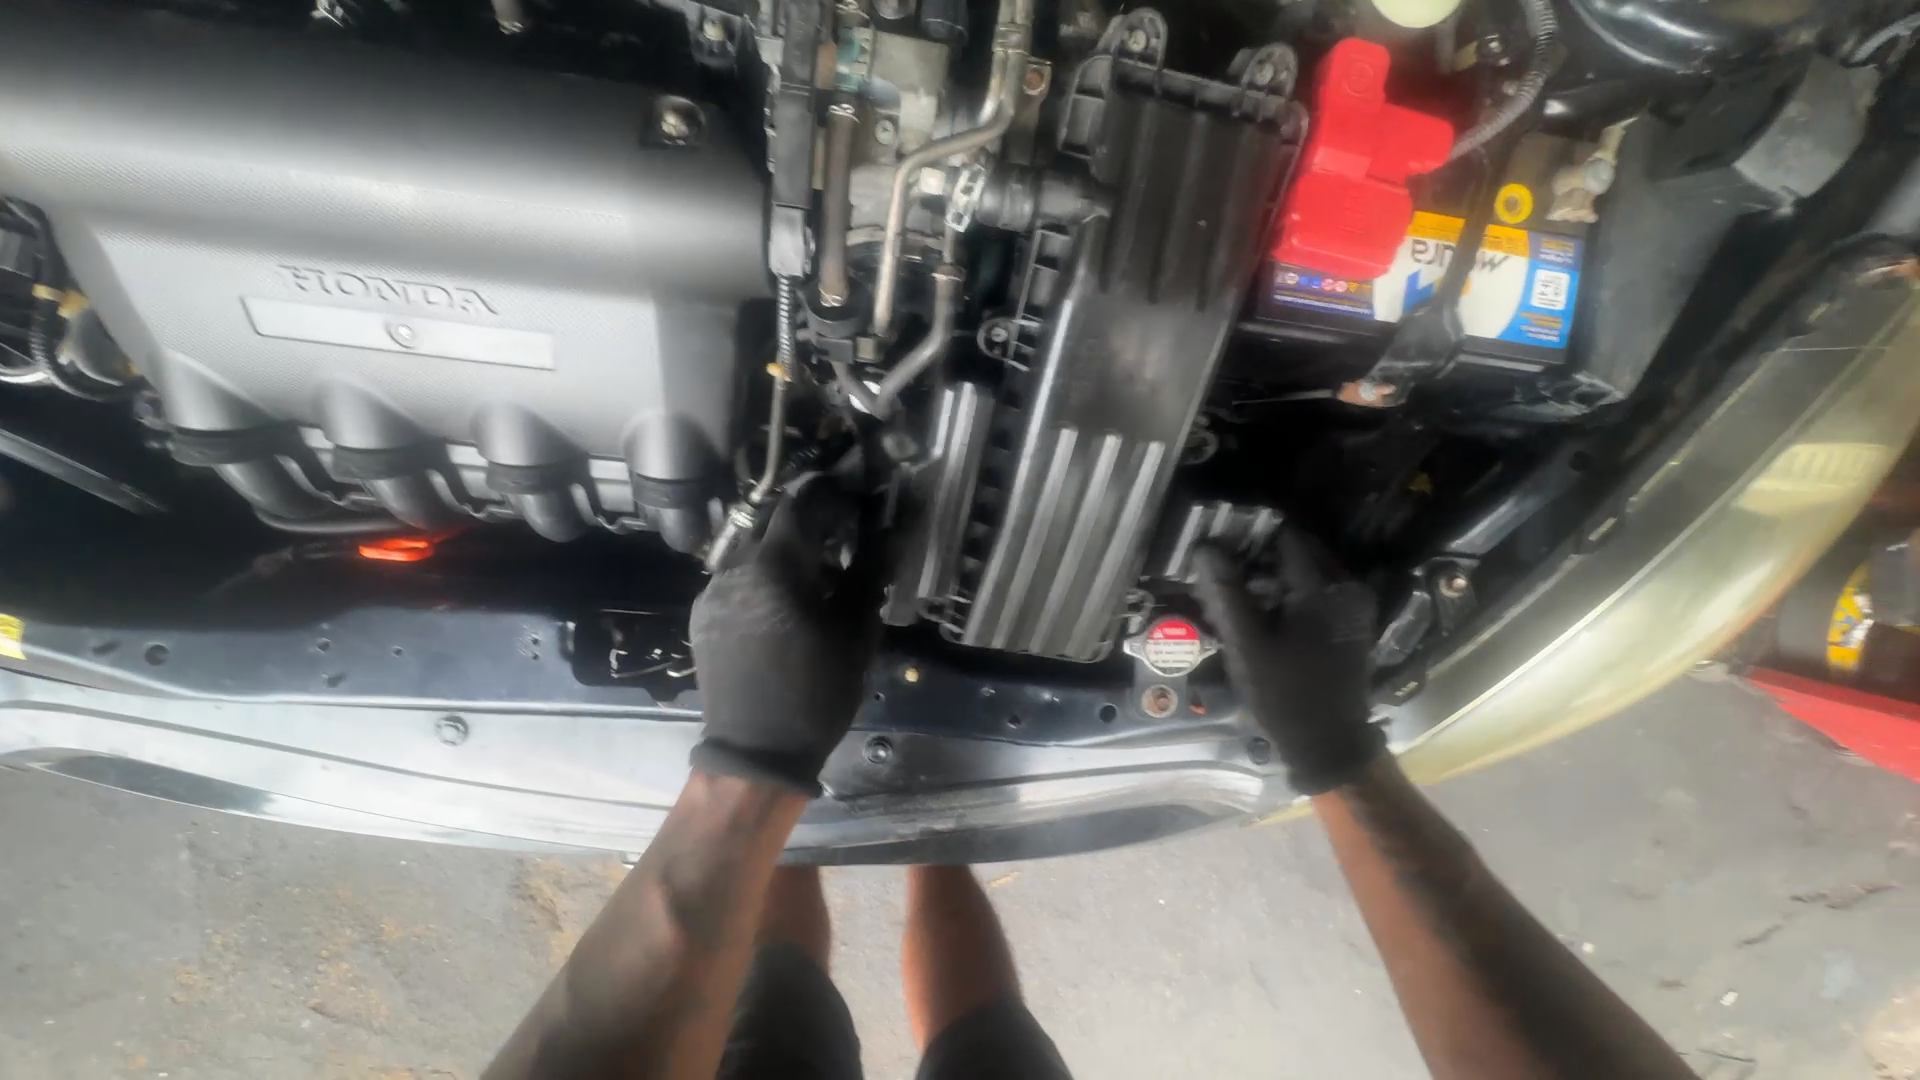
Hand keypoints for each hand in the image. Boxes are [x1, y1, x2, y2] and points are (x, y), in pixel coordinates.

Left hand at [689, 478, 879, 796]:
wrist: (756, 750)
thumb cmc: (816, 693)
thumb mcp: (855, 634)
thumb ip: (869, 574)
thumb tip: (892, 531)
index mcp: (776, 569)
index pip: (801, 506)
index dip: (830, 495)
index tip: (854, 499)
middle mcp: (735, 569)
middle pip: (769, 520)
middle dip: (804, 518)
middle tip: (836, 533)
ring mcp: (712, 592)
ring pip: (748, 547)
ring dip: (780, 547)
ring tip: (810, 572)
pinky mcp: (700, 614)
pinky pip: (733, 576)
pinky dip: (759, 574)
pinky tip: (780, 601)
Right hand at [1190, 527, 1382, 794]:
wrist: (1328, 743)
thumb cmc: (1284, 694)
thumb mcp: (1246, 644)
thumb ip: (1226, 592)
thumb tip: (1206, 547)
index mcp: (1323, 588)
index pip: (1284, 536)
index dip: (1249, 535)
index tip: (1218, 545)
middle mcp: (1347, 587)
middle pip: (1296, 550)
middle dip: (1258, 556)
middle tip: (1221, 573)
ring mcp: (1353, 604)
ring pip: (1304, 570)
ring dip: (1270, 576)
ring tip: (1234, 595)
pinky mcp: (1350, 621)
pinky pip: (1314, 590)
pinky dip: (1286, 592)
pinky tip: (1259, 612)